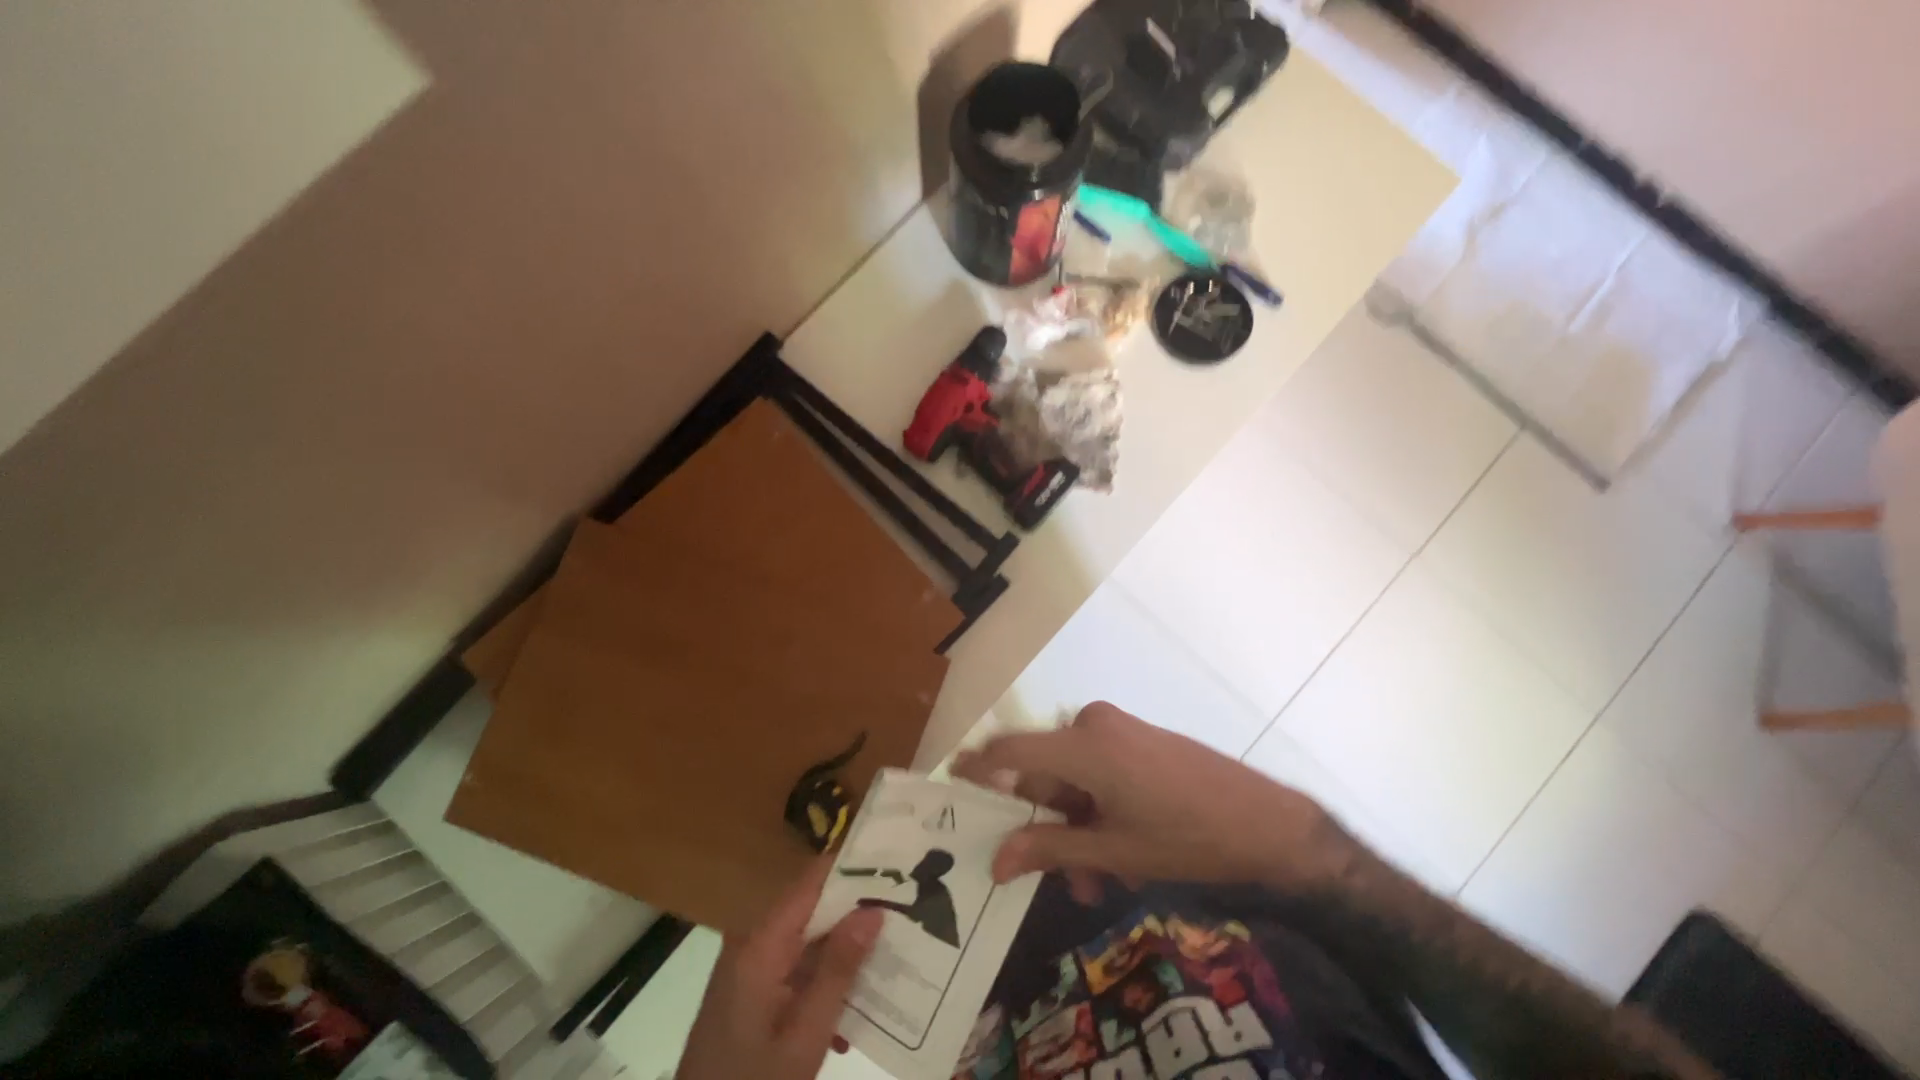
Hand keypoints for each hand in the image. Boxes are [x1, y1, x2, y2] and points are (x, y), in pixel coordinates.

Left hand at [675, 858, 882, 1079]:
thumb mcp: (806, 1035)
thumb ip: (838, 970)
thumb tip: (872, 910)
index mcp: (762, 945)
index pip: (811, 882)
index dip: (852, 868)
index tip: (897, 864)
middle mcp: (752, 943)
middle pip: (813, 908)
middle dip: (858, 910)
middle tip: (909, 911)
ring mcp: (749, 967)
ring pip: (808, 938)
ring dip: (845, 949)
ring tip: (896, 952)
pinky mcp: (751, 990)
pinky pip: (796, 966)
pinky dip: (825, 977)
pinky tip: (856, 1005)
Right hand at [951, 702, 1348, 890]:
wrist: (1267, 823)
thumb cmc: (1187, 836)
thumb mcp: (1115, 851)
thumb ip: (1049, 851)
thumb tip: (996, 861)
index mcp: (1083, 746)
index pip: (1010, 751)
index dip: (978, 770)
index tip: (952, 787)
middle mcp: (1095, 726)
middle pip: (1046, 776)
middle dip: (1049, 829)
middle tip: (1062, 880)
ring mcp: (1121, 731)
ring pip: (1075, 782)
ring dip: (1079, 830)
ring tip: (1101, 883)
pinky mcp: (1140, 741)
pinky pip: (1100, 774)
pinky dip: (1100, 812)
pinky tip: (1122, 857)